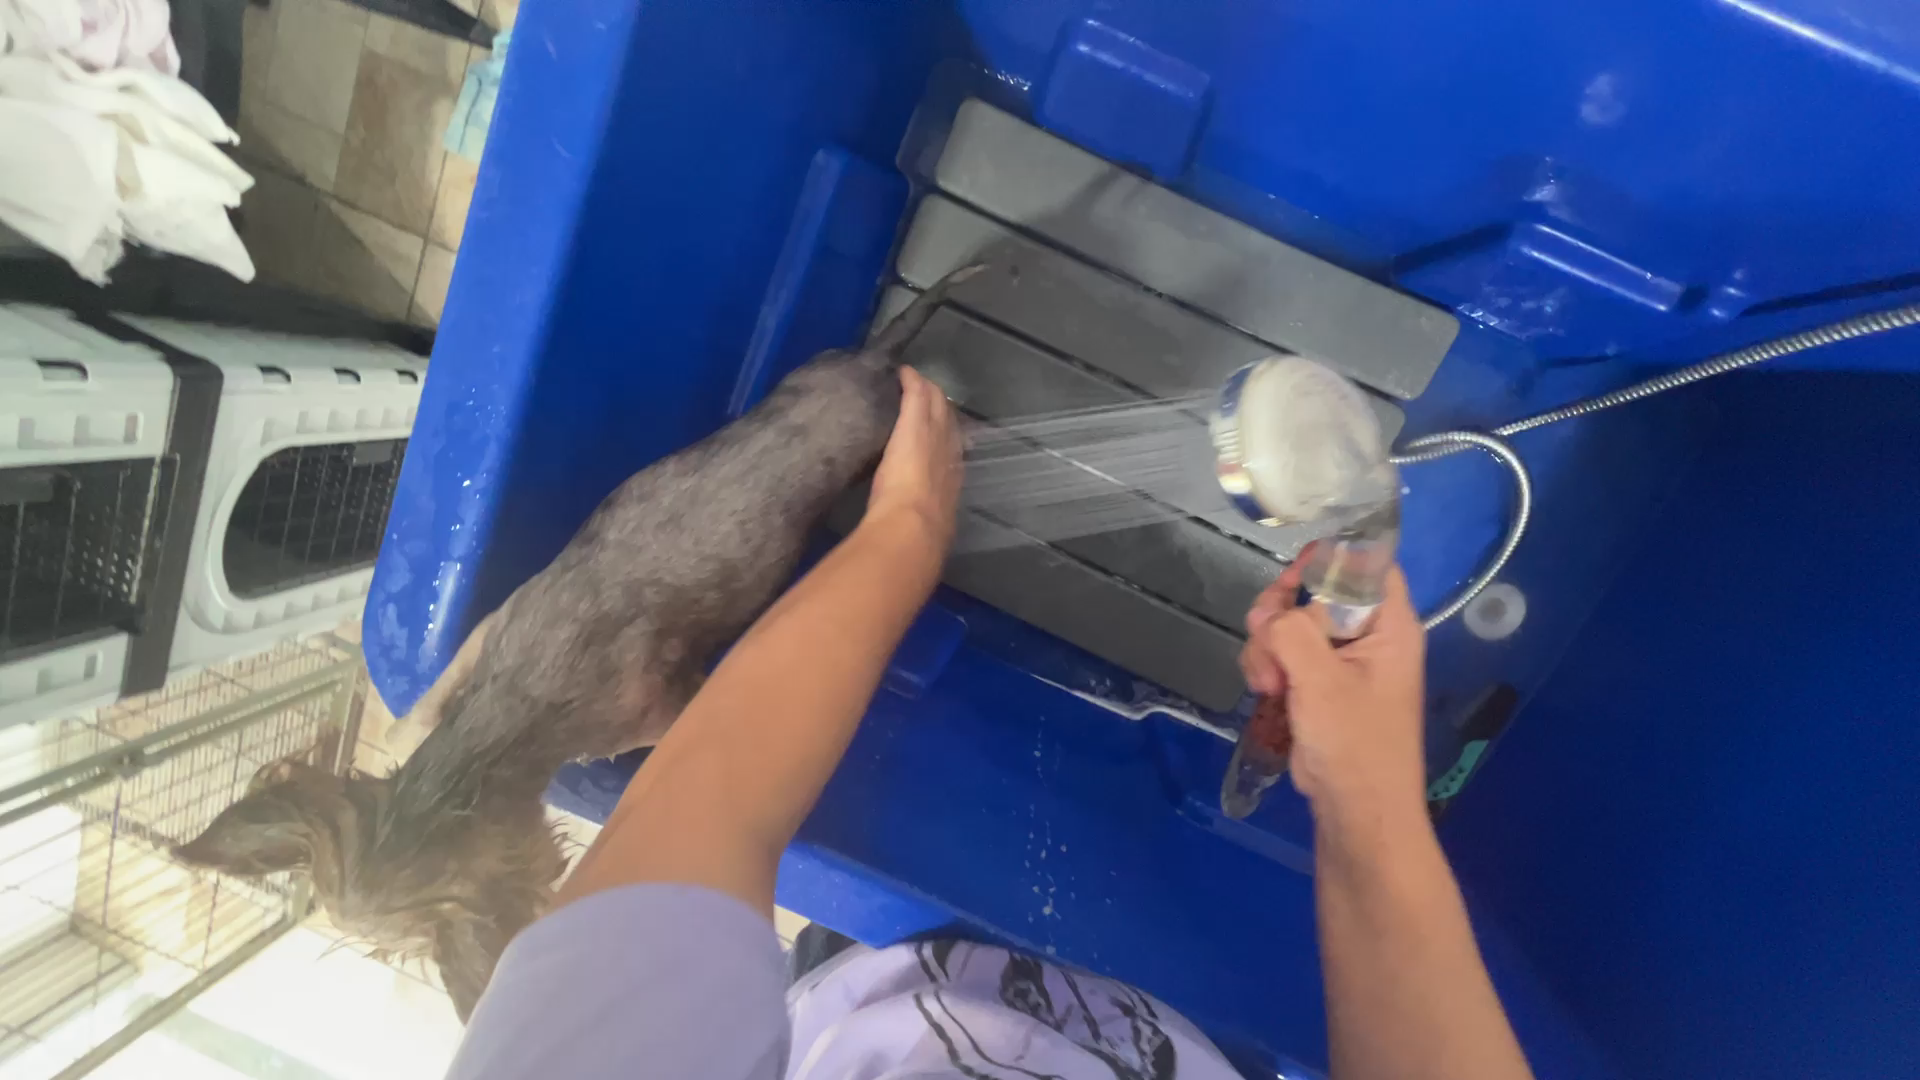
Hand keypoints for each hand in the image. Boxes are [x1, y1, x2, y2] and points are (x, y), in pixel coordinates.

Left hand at [865, 367, 962, 552]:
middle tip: (933, 398)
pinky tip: (904, 371)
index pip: (952, 454)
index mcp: (952, 483)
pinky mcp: (913, 422)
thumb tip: (924, 541)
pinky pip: (916, 394)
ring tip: (919, 382)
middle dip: (943, 412)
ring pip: (936, 406)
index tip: (941, 434)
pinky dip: (911, 381)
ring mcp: (932, 435)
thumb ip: (927, 527)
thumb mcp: (930, 531)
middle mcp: (949, 455)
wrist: (914, 526)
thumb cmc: (921, 535)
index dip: (947, 442)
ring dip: (928, 394)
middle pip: (949, 425)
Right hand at [1239, 558, 1426, 824]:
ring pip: (1287, 623)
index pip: (1368, 566)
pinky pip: (1279, 652)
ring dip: (1266, 646)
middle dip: (1280, 612)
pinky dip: (1264, 665)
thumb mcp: (1322, 681)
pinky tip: (1264, 691)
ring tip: (1268, 683)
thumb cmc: (1354, 744)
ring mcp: (1336, 660)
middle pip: (1314, 591)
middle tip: (1265, 633)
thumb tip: (1269, 615)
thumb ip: (1292, 633)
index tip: (1291, 578)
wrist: (1353, 809)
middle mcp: (1364, 636)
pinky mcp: (1313, 682)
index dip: (1330, 559)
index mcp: (1389, 627)